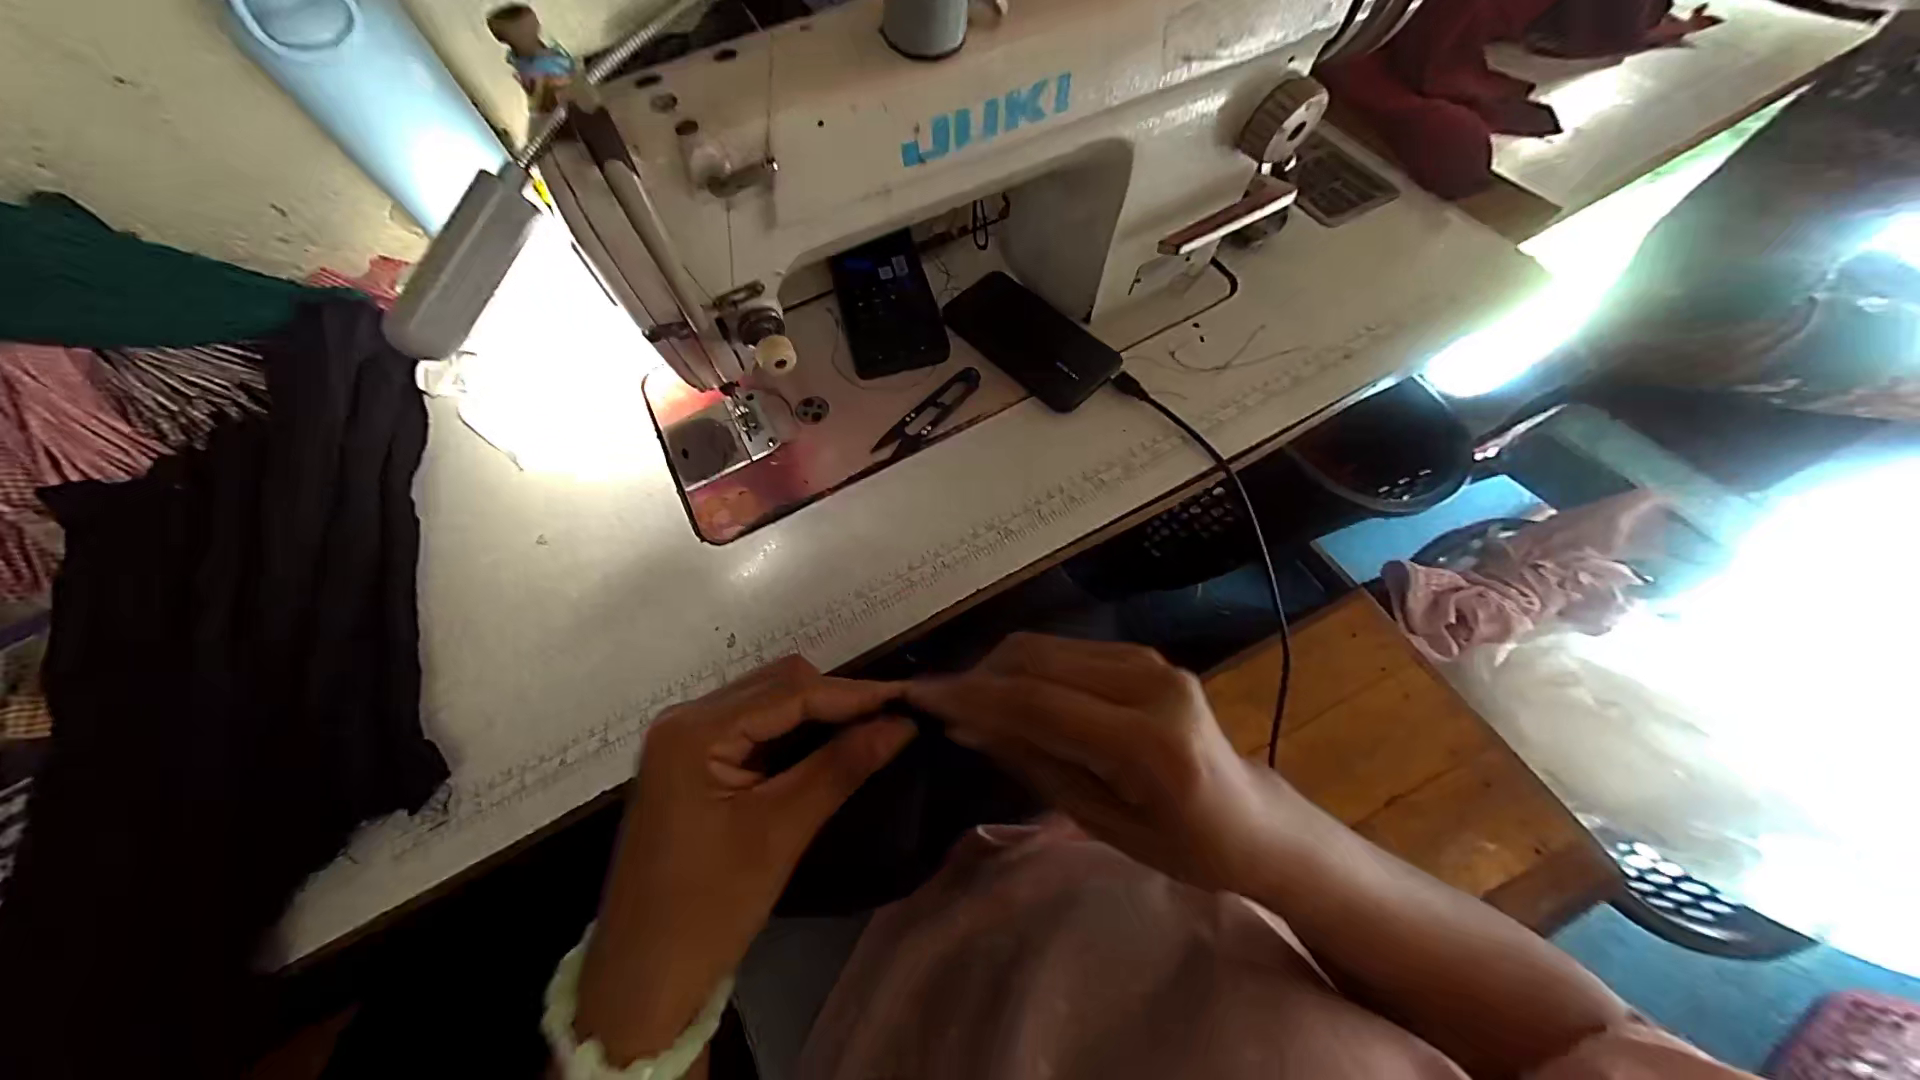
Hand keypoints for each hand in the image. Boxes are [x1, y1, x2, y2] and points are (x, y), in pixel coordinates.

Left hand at [575, 657, 913, 1064]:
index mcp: (694, 731)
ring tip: (872, 723)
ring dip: (820, 708)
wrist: (642, 980)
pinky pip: (756, 724)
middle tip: (893, 714)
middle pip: (777, 684)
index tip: (907, 698)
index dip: (853, 694)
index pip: (790, 692)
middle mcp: (685, 719)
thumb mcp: (780, 832)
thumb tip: (902, 723)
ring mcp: (686, 738)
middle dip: (838, 696)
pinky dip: (797, 727)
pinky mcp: (694, 759)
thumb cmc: (707, 909)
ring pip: (769, 699)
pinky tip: (831, 740)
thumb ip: (842, 766)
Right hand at [907, 633, 1290, 894]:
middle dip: (978, 677)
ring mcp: (1150, 661)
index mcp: (1150, 744)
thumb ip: (1035, 763)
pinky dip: (1027, 668)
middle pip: (1038, 661)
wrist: (1250, 815)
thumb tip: (966, 726)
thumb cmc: (1182, 845)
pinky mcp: (1143, 654)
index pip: (1040, 703)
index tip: (920, 697)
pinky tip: (1010, 694)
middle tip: (938, 703)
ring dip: (998, 669)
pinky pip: (1066, 650)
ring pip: (1047, 647)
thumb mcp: (1102, 822)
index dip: (973, 697)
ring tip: (969, 703)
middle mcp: (1152, 684)